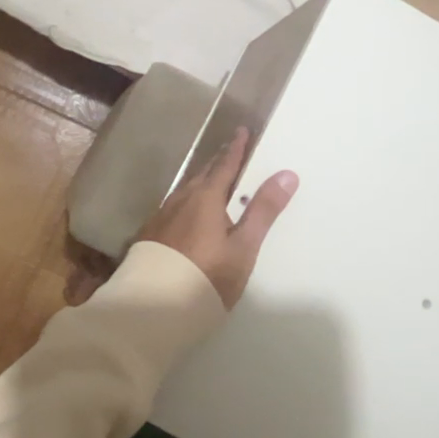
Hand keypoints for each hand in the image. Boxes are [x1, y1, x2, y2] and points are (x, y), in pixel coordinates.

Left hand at [137, 128, 298, 308]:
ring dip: (202, 180)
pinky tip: (188, 211)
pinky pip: (175, 205)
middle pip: (204, 174)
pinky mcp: (151, 233)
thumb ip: (263, 210)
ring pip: (187, 189)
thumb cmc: (207, 276)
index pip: (225, 165)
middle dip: (219, 161)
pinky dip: (188, 199)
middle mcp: (182, 199)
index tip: (242, 130)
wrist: (153, 306)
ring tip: (212, 179)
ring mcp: (163, 215)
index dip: (236, 148)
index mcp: (206, 197)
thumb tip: (287, 173)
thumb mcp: (243, 247)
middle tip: (230, 151)